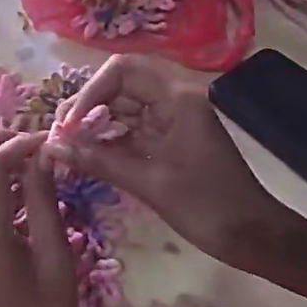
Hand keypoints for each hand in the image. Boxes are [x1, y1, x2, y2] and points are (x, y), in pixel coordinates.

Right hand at [52, 54, 300, 269]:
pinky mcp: (172, 136)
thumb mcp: (149, 182)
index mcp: (177, 97)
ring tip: (68, 146)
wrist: (254, 235)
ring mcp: (174, 117)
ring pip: (125, 106)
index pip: (122, 71)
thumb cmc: (206, 206)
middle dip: (88, 106)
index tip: (70, 124)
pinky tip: (89, 154)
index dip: (89, 92)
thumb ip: (98, 160)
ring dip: (96, 122)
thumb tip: (52, 146)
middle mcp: (175, 97)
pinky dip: (111, 138)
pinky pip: (134, 126)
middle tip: (62, 135)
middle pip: (121, 84)